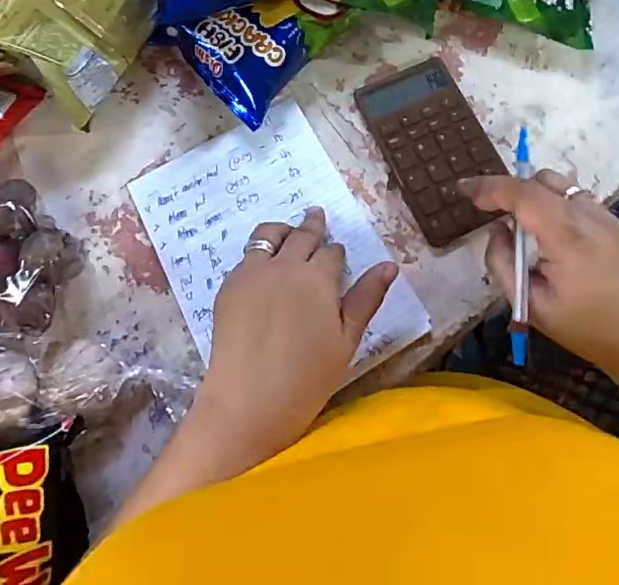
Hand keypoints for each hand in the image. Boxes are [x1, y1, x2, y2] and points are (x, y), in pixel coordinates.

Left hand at [192, 207, 397, 464]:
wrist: (246, 403)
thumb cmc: (305, 381)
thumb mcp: (345, 341)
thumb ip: (366, 299)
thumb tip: (390, 266)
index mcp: (317, 278)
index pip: (332, 252)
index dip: (337, 254)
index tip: (338, 257)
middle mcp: (284, 265)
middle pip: (302, 235)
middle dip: (313, 227)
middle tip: (317, 216)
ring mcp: (252, 272)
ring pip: (269, 234)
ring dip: (283, 231)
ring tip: (289, 233)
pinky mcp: (229, 285)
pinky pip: (247, 257)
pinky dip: (260, 254)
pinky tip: (264, 269)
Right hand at [464, 170, 618, 370]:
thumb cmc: (584, 326)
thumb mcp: (530, 304)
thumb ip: (502, 262)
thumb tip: (497, 229)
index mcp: (567, 237)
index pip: (522, 194)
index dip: (489, 187)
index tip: (464, 190)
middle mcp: (587, 216)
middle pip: (538, 180)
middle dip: (508, 190)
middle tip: (490, 211)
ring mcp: (603, 214)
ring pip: (557, 183)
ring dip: (532, 193)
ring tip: (522, 222)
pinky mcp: (611, 219)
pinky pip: (572, 196)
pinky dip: (552, 202)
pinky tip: (550, 231)